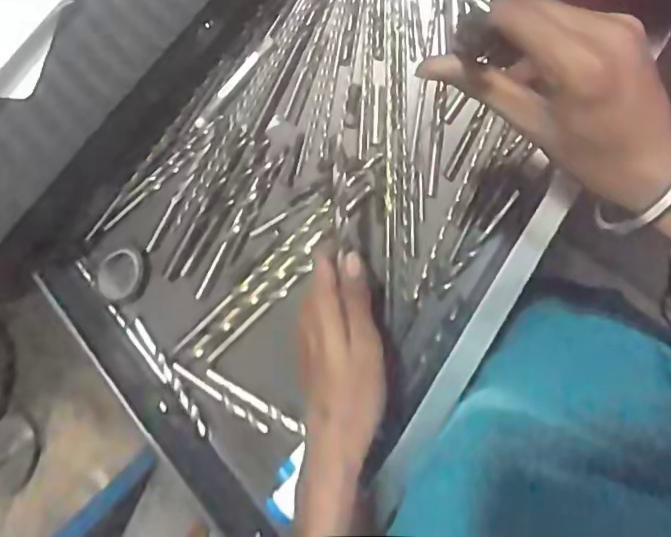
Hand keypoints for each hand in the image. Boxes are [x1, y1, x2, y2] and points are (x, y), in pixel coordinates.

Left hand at [297, 248, 385, 463]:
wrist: (333, 443)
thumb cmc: (356, 390)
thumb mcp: (365, 341)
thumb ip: (356, 299)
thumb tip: (349, 256)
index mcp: (322, 313)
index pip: (322, 268)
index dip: (332, 247)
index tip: (346, 227)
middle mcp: (307, 321)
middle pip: (315, 282)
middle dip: (329, 262)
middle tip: (349, 244)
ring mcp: (305, 341)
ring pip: (312, 300)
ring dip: (326, 282)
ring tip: (346, 270)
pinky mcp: (309, 357)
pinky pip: (314, 316)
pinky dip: (325, 302)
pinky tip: (337, 308)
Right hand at [418, 0, 670, 213]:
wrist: (662, 166)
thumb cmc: (595, 158)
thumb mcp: (534, 125)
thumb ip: (484, 85)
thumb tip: (428, 65)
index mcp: (578, 61)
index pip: (511, 11)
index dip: (481, 24)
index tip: (467, 52)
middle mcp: (601, 28)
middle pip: (528, 1)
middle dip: (499, 24)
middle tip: (486, 59)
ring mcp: (618, 20)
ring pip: (548, 4)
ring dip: (523, 26)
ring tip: (515, 66)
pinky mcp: (626, 20)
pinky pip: (571, 13)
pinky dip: (549, 30)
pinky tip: (544, 62)